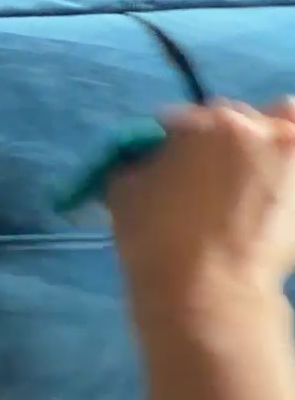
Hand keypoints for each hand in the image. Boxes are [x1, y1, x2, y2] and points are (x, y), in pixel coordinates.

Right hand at [107, 99, 294, 321]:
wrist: (206, 281)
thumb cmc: (154, 237)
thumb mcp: (121, 194)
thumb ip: (134, 164)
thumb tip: (145, 158)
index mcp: (206, 126)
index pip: (177, 118)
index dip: (160, 139)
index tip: (152, 159)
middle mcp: (261, 126)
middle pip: (233, 118)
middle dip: (212, 137)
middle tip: (196, 168)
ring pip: (285, 121)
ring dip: (264, 134)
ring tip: (247, 165)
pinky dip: (287, 156)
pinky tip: (274, 178)